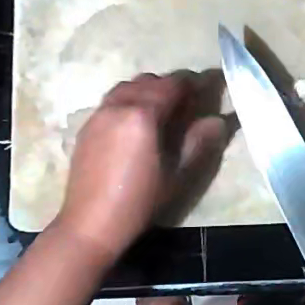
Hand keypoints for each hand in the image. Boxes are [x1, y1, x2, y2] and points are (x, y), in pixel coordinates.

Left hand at [53, 71, 228, 259]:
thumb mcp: (177, 176)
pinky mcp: (86, 127)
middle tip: (189, 103)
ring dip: (148, 90)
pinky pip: (112, 101)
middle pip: (150, 81)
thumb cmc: (139, 202)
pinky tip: (136, 125)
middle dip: (171, 85)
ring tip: (162, 111)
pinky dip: (129, 101)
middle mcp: (119, 105)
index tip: (211, 87)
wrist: (91, 223)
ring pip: (127, 87)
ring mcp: (99, 114)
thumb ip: (198, 142)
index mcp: (143, 114)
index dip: (195, 82)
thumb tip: (218, 120)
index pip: (174, 84)